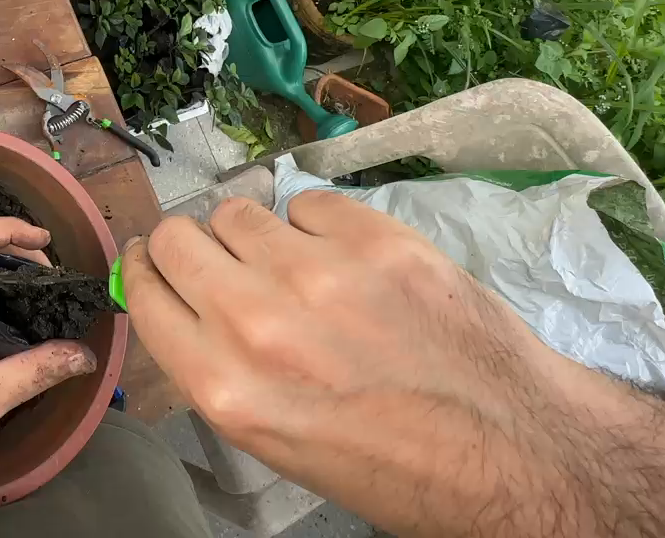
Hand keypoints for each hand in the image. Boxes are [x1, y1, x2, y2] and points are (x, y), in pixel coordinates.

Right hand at [122, 194, 608, 536]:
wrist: (522, 454)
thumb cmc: (389, 463)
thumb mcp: (274, 437)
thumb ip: (213, 361)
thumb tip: (175, 293)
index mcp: (224, 386)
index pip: (143, 291)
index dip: (144, 270)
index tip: (155, 262)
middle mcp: (253, 322)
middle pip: (173, 236)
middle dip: (190, 248)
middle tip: (225, 263)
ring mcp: (314, 272)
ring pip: (234, 211)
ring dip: (254, 236)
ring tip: (298, 267)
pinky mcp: (372, 238)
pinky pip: (304, 201)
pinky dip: (317, 225)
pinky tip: (350, 262)